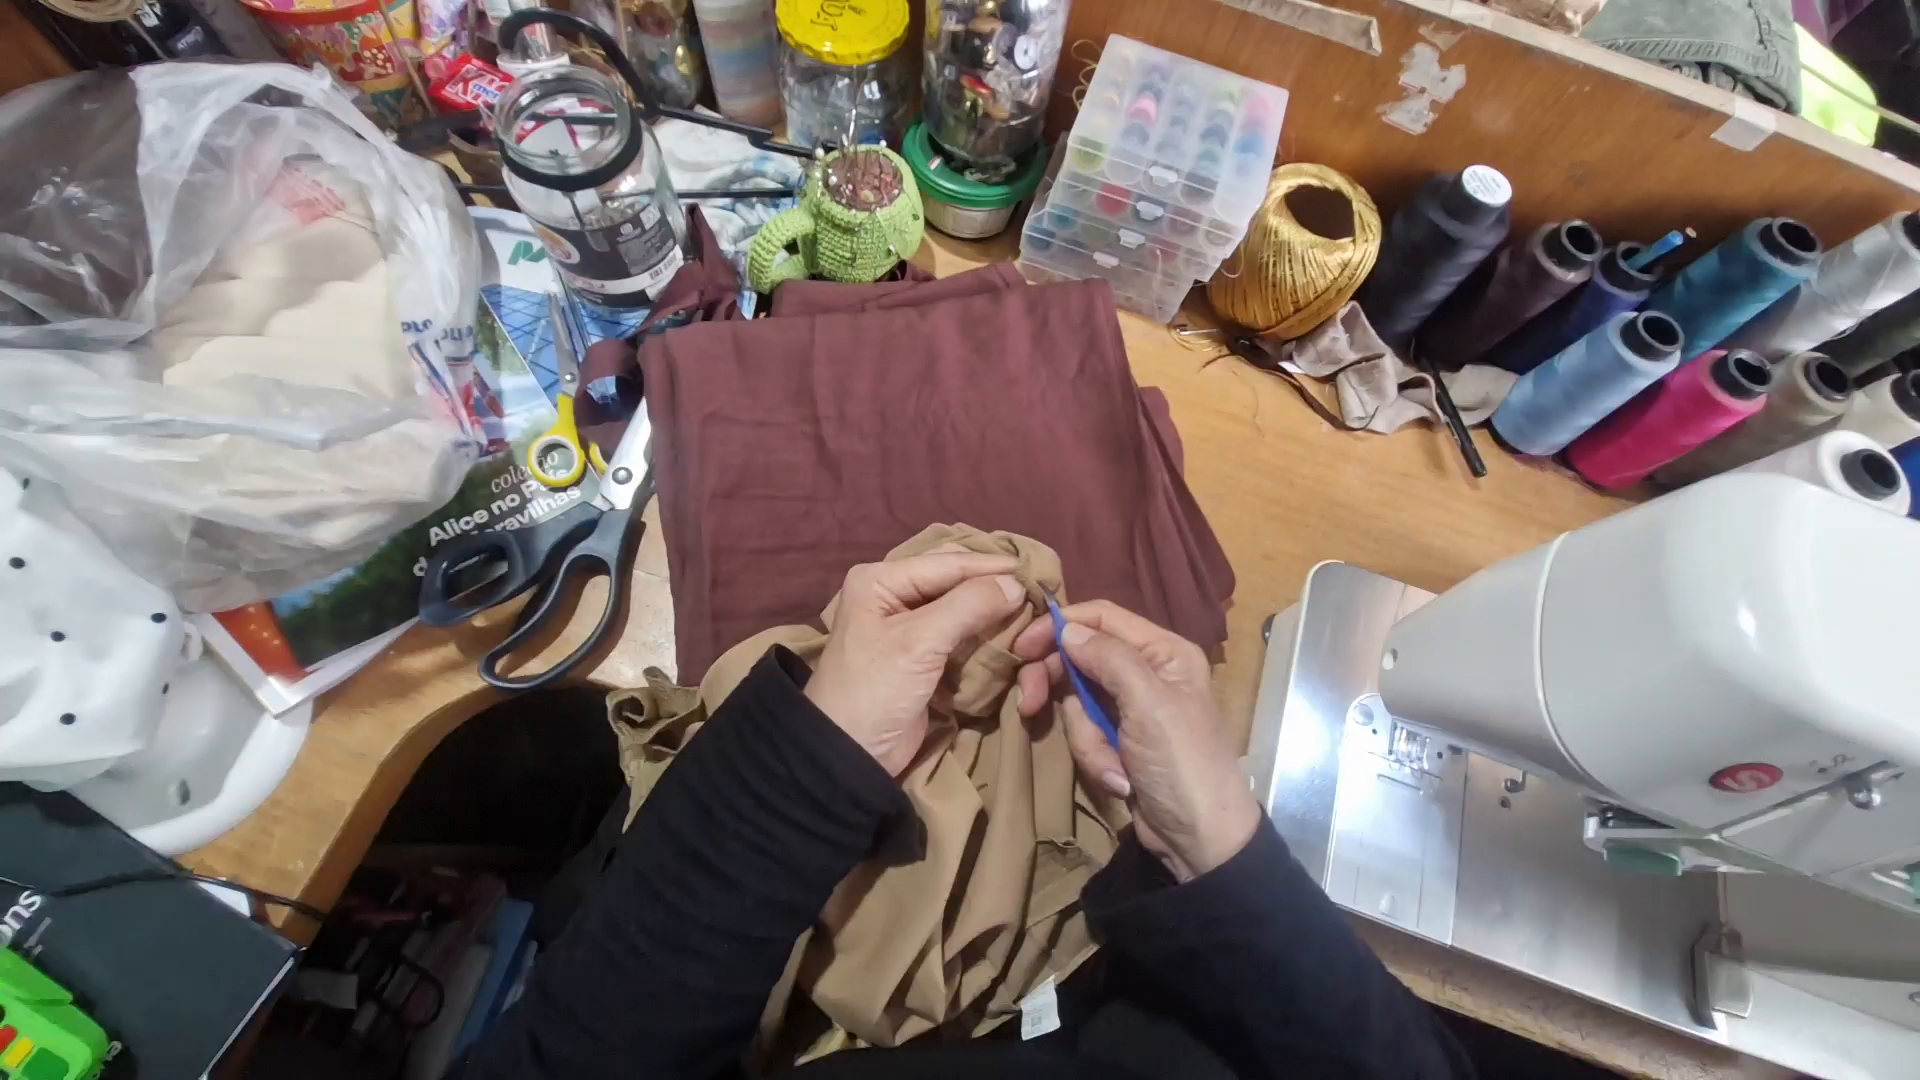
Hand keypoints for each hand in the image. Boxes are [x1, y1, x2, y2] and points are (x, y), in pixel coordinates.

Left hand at [806, 551, 1026, 775]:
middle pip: (954, 582)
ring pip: (961, 608)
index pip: (947, 563)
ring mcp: (908, 627)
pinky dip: (984, 635)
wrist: (850, 755)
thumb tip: (1016, 583)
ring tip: (1031, 609)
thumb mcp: (919, 642)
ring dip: (993, 612)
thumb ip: (968, 606)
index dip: (992, 566)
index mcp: (880, 579)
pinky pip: (960, 635)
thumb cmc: (876, 689)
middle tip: (1037, 589)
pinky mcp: (922, 656)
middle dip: (993, 587)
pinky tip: (1010, 633)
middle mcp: (893, 595)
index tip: (1035, 570)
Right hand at [1013, 601, 1259, 881]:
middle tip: (1029, 703)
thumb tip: (1068, 628)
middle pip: (1080, 657)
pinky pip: (1085, 732)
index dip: (1060, 624)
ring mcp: (1129, 706)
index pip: (1101, 617)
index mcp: (1163, 651)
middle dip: (1056, 684)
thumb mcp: (1148, 705)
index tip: (1022, 644)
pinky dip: (1095, 755)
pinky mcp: (1117, 738)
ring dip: (1085, 736)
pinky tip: (1119, 778)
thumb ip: (1109, 658)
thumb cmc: (1182, 764)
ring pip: (1077, 700)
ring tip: (1111, 765)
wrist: (1201, 841)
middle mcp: (1145, 670)